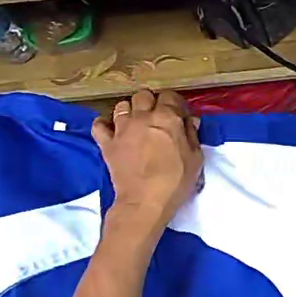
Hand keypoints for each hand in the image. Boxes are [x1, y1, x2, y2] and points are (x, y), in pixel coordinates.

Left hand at [92, 90, 202, 229]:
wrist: (145, 201)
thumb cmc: (176, 179)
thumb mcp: (196, 157)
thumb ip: (192, 135)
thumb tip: (189, 121)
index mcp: (167, 118)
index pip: (170, 96)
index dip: (175, 103)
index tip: (179, 114)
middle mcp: (142, 117)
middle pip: (143, 95)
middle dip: (151, 102)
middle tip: (158, 116)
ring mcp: (121, 129)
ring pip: (122, 105)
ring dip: (130, 110)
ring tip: (137, 122)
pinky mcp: (106, 143)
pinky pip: (99, 124)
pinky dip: (105, 124)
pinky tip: (114, 130)